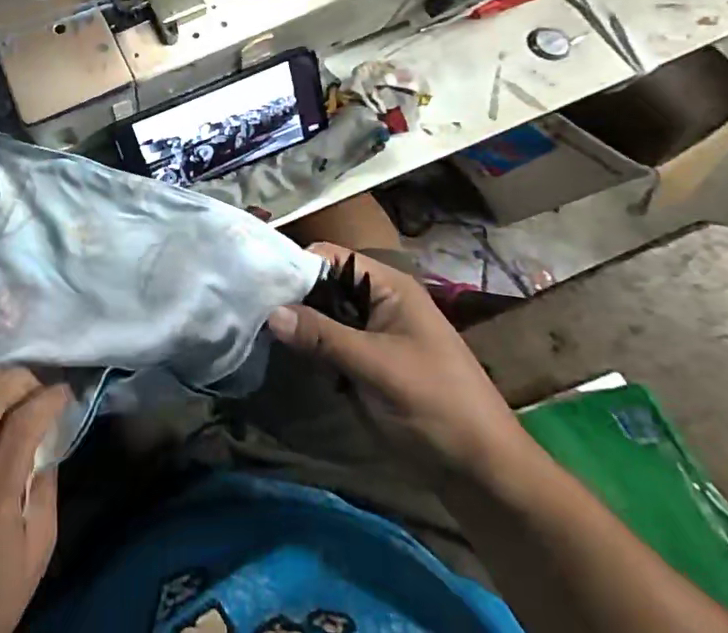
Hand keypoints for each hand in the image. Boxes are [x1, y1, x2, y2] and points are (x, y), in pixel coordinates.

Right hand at [267, 243, 540, 484]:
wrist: (480, 470)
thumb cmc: (437, 405)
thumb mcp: (378, 367)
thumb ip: (324, 336)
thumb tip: (271, 312)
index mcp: (388, 287)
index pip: (330, 257)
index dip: (295, 265)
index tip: (255, 282)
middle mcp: (377, 302)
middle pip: (322, 284)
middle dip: (289, 295)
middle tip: (247, 308)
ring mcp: (370, 334)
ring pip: (321, 315)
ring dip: (295, 323)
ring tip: (253, 328)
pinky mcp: (363, 363)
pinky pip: (326, 344)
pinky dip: (306, 347)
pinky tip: (278, 353)